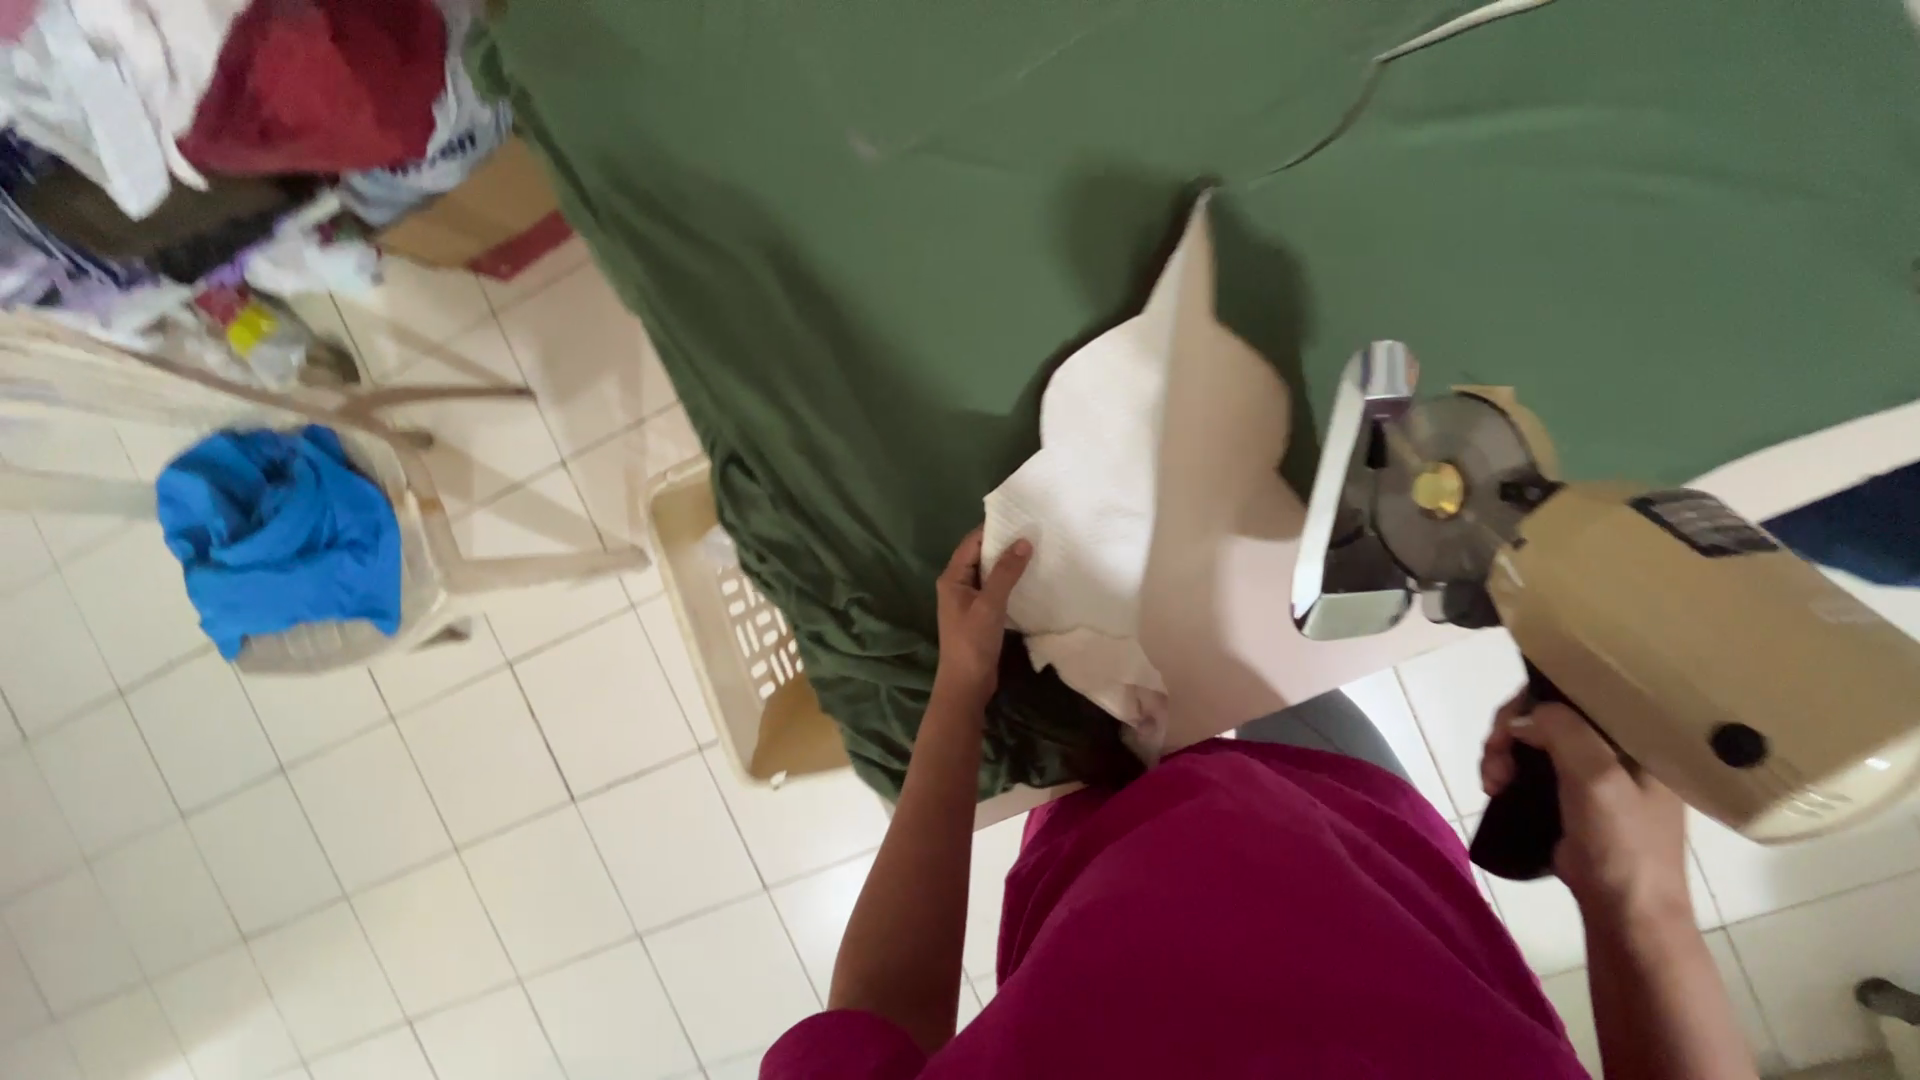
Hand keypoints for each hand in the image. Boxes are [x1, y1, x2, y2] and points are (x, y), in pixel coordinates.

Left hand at [933, 528, 1031, 708]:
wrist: (967, 684)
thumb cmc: (972, 642)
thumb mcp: (990, 604)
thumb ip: (1005, 572)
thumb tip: (1023, 541)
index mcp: (952, 578)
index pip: (972, 542)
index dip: (993, 528)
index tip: (1019, 516)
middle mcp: (957, 585)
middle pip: (980, 555)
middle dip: (1004, 543)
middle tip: (1033, 530)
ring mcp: (968, 600)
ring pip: (989, 573)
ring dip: (1008, 563)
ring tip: (1036, 549)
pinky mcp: (980, 614)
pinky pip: (995, 589)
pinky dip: (1010, 581)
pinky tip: (1030, 579)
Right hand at [1481, 696, 1689, 920]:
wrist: (1623, 909)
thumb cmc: (1621, 843)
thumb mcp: (1597, 778)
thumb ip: (1564, 731)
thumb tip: (1525, 716)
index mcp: (1640, 739)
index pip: (1583, 692)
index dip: (1540, 697)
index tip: (1513, 722)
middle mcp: (1618, 749)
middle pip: (1550, 715)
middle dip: (1513, 731)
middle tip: (1494, 756)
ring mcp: (1594, 773)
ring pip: (1533, 739)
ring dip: (1503, 753)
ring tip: (1491, 781)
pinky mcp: (1571, 795)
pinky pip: (1529, 764)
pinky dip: (1505, 769)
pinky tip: (1494, 788)